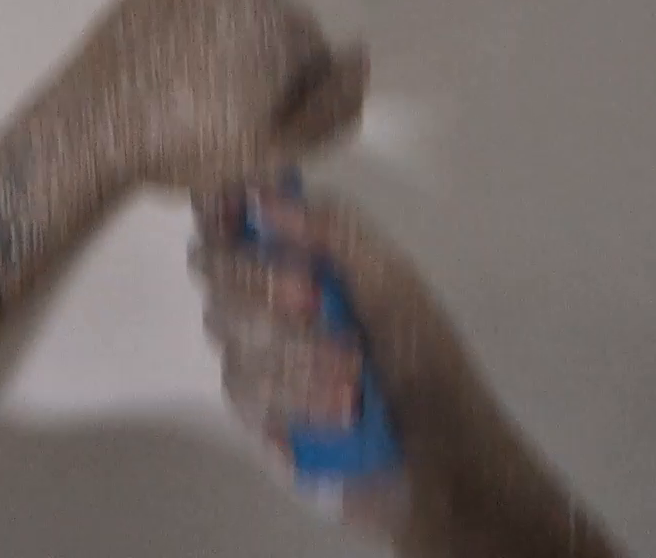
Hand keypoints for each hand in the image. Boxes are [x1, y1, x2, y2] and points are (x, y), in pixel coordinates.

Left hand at [67, 0, 366, 194]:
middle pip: (283, 17)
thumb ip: (335, 106)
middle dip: (265, 52)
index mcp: (281, 26)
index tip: (252, 115)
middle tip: (221, 94)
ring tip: (196, 68)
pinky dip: (204, 4)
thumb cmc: (184, 145)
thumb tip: (359, 54)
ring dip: (237, 24)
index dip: (291, 90)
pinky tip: (177, 42)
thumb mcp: (274, 151)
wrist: (93, 124)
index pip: (315, 51)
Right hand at [192, 186, 623, 556]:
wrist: (446, 456)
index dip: (219, 205)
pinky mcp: (250, 407)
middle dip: (260, 284)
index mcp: (285, 250)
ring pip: (225, 329)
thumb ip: (332, 231)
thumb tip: (263, 198)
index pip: (223, 211)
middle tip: (318, 304)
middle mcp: (253, 292)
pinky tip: (339, 413)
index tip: (242, 215)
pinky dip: (296, 398)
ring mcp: (246, 349)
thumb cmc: (421, 355)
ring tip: (354, 381)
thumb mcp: (391, 280)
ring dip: (293, 351)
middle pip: (209, 265)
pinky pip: (243, 390)